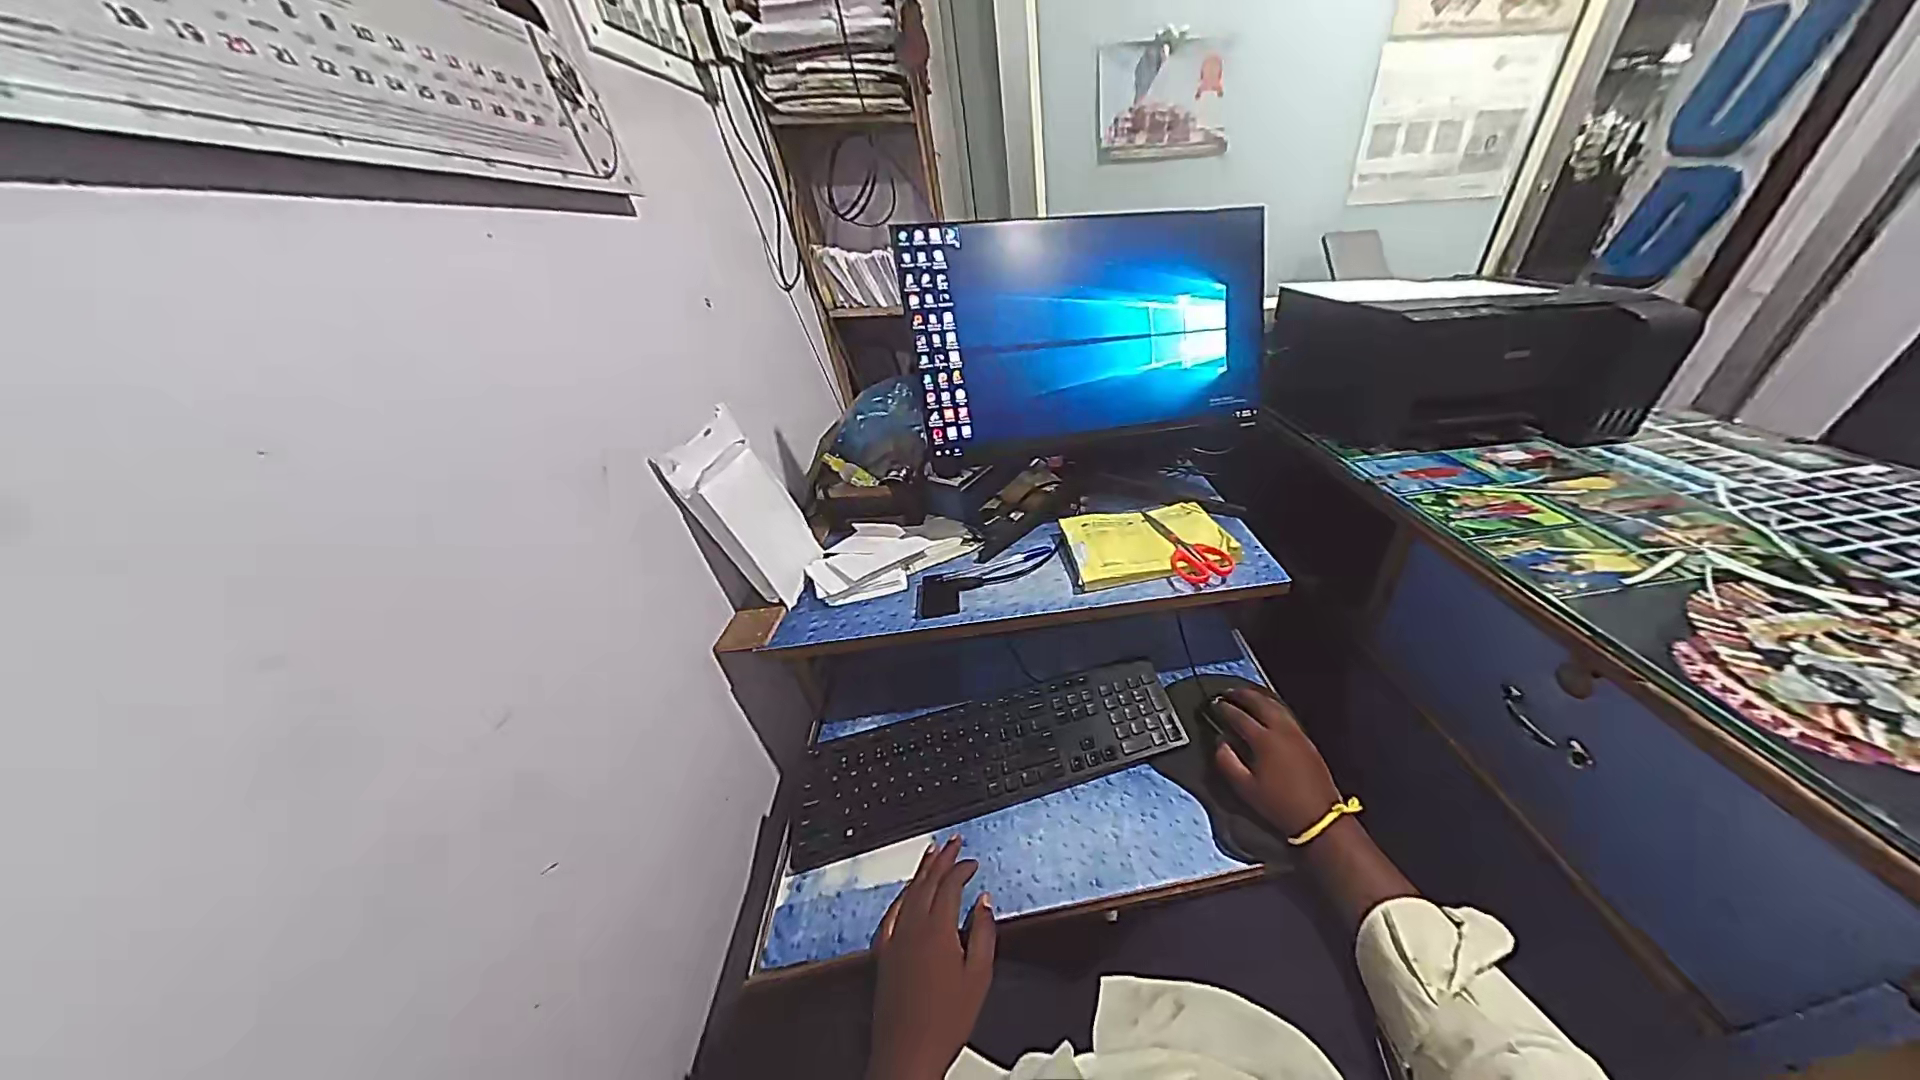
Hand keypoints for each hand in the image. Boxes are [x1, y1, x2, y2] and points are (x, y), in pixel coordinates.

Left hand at [866, 837, 996, 1079]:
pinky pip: (893, 911)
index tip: (973, 862)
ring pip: (909, 891)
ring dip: (922, 869)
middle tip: (953, 841)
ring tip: (931, 853)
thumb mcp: (978, 976)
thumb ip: (982, 932)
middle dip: (942, 858)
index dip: (962, 868)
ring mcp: (896, 937)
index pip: (949, 884)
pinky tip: (906, 892)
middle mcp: (913, 926)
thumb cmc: (946, 1020)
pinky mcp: (884, 952)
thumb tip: (983, 902)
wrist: (907, 1052)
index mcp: (937, 928)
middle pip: (927, 880)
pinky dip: (902, 895)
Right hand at [1210, 687, 1343, 836]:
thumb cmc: (1278, 804)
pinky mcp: (1307, 740)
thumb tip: (1220, 743)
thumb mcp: (1245, 788)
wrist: (1319, 818)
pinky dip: (1272, 706)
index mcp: (1264, 741)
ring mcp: (1297, 734)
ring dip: (1258, 697)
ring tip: (1246, 695)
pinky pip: (1286, 714)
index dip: (1224, 709)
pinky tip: (1267, 710)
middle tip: (1227, 692)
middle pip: (1260, 703)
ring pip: (1276, 706)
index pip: (1239, 717)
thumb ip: (1227, 762)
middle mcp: (1281, 731)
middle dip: (1242, 695)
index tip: (1214, 705)